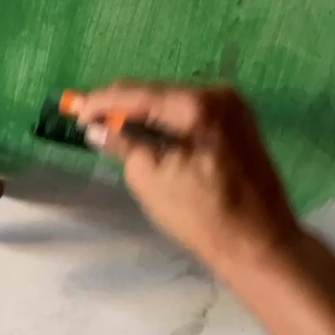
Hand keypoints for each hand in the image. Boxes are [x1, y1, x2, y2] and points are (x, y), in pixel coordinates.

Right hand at [73, 84, 303, 271]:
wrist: (261, 243)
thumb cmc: (202, 216)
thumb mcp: (150, 179)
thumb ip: (123, 144)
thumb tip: (97, 128)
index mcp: (198, 105)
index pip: (137, 93)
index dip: (101, 102)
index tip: (74, 111)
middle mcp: (218, 93)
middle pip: (156, 92)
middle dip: (121, 106)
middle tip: (89, 120)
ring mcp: (233, 105)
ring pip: (172, 101)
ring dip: (143, 114)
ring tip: (112, 128)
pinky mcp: (238, 121)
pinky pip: (190, 112)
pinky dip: (166, 121)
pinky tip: (146, 133)